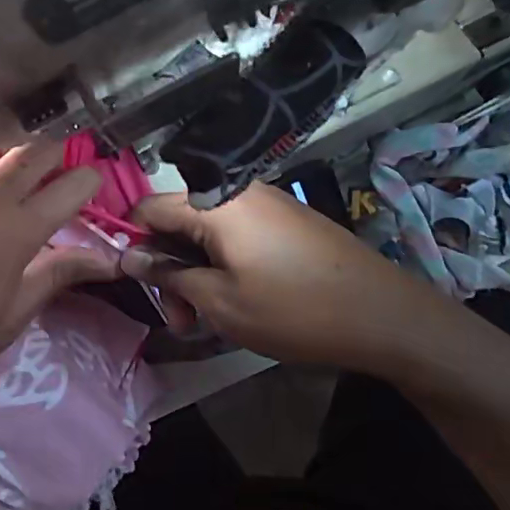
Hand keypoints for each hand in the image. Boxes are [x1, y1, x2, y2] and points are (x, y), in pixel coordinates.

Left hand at [0, 144, 115, 415]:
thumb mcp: (8, 319)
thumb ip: (58, 276)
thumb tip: (109, 261)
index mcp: (18, 231)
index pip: (73, 186)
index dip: (90, 180)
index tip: (87, 185)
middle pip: (38, 147)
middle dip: (57, 151)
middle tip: (51, 167)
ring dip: (9, 144)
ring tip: (5, 159)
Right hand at [120, 184, 456, 373]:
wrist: (380, 312)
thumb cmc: (293, 309)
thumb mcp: (220, 301)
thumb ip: (168, 274)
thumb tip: (129, 255)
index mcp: (215, 202)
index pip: (148, 207)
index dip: (133, 244)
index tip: (137, 286)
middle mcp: (237, 190)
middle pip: (178, 218)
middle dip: (169, 266)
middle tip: (180, 319)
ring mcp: (266, 201)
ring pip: (207, 229)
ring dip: (196, 269)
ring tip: (208, 318)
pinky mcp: (286, 217)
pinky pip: (236, 231)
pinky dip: (224, 261)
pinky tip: (237, 297)